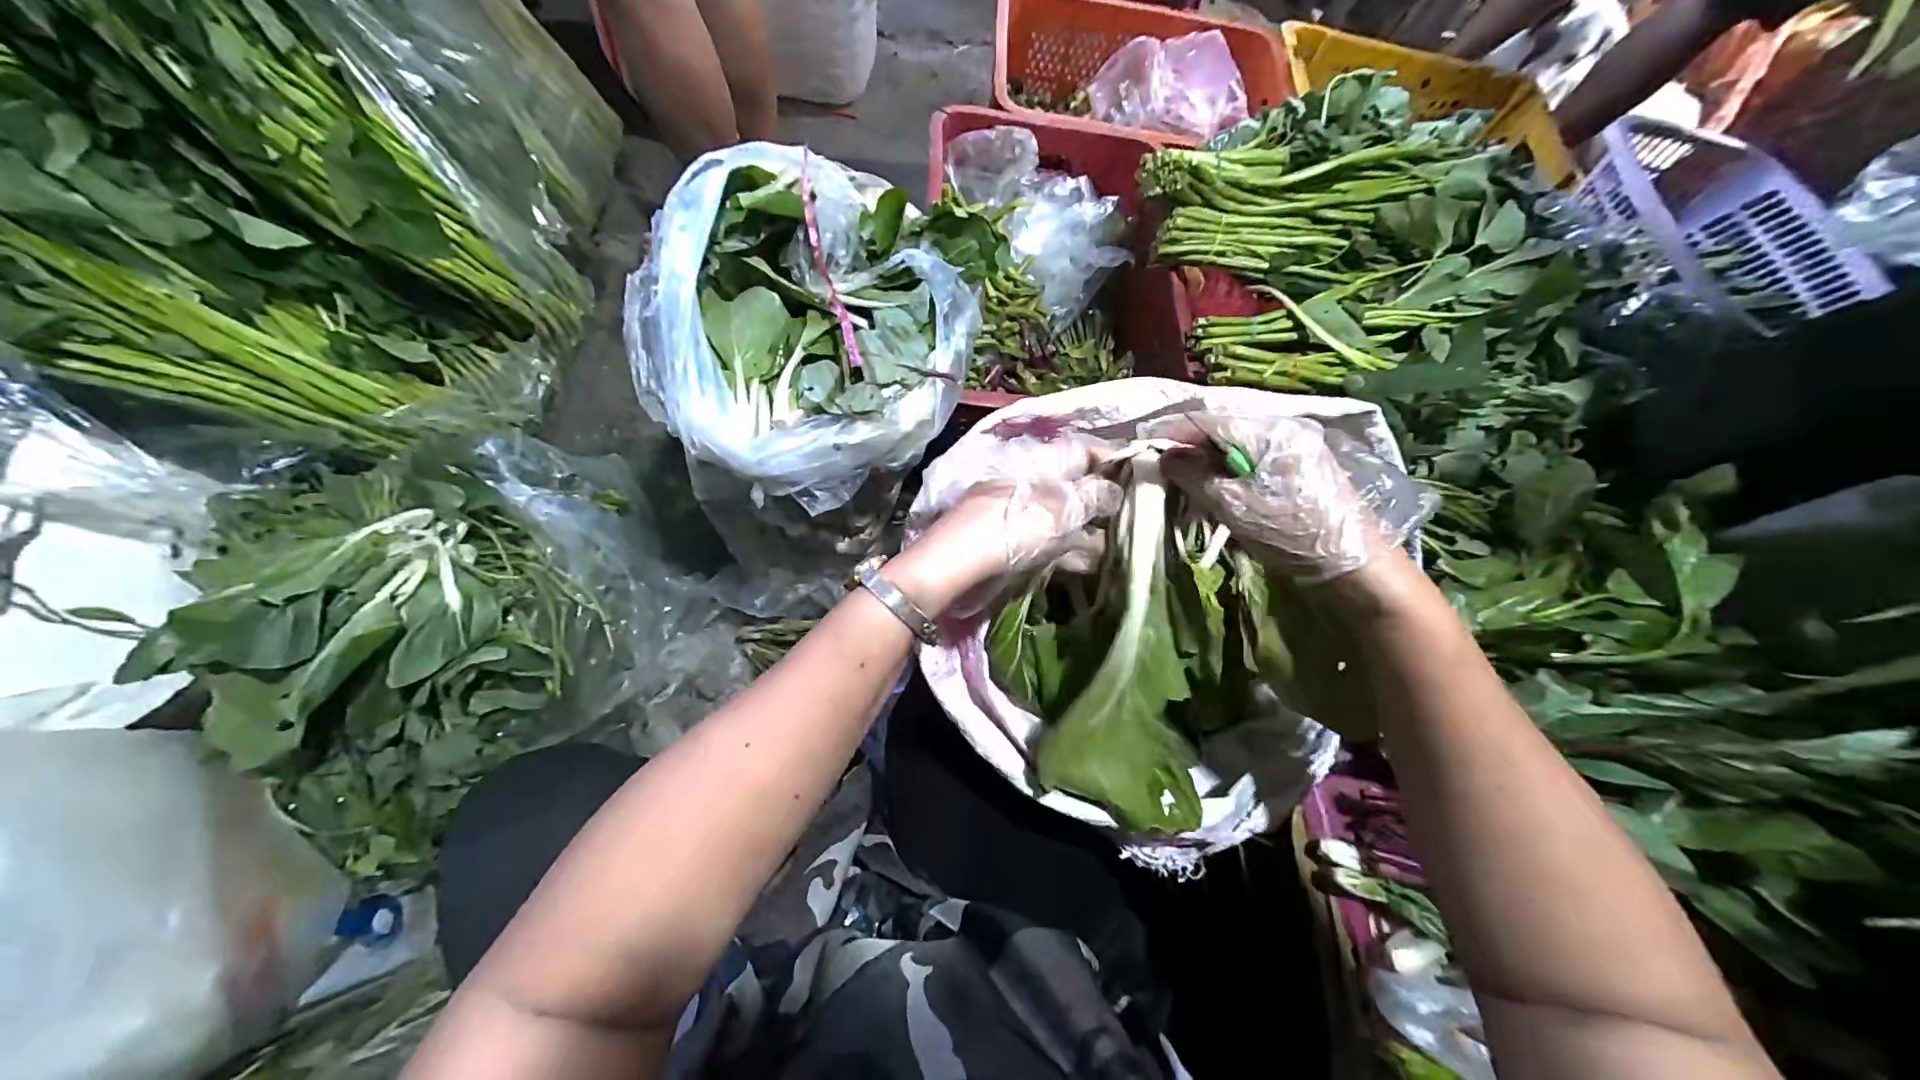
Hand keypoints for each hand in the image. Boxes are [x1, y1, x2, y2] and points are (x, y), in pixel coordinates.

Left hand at [900, 432, 1122, 615]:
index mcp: (1038, 465)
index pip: (1082, 450)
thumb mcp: (1058, 508)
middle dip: (1106, 501)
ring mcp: (1023, 518)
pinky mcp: (1016, 548)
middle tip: (1137, 516)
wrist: (954, 570)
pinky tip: (1095, 564)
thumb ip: (1092, 495)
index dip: (1110, 458)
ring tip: (1123, 545)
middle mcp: (1032, 487)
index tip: (1139, 472)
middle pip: (1076, 487)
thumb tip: (1115, 489)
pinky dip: (1074, 553)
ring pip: (1067, 520)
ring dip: (1093, 531)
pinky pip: (1052, 546)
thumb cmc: (1010, 529)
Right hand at [1152, 413, 1421, 582]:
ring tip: (1182, 476)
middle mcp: (1285, 426)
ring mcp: (1297, 443)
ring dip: (1207, 455)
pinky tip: (1216, 482)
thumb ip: (1195, 476)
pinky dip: (1228, 465)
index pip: (1208, 418)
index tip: (1143, 443)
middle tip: (1159, 462)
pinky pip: (1254, 453)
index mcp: (1270, 430)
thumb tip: (1165, 455)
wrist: (1356, 567)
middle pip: (1222, 425)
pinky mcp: (1301, 464)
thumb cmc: (1292, 534)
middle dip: (1187, 442)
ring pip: (1237, 440)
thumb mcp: (1234, 507)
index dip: (1172, 430)